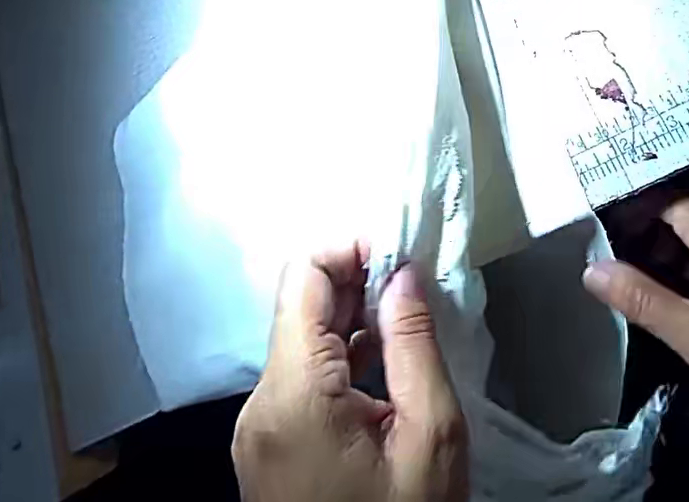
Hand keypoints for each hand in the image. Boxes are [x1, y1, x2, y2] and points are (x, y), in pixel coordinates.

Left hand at [233, 243, 468, 501]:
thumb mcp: (429, 439)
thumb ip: (414, 342)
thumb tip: (401, 269)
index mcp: (291, 393)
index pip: (301, 275)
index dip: (349, 248)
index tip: (398, 254)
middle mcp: (260, 400)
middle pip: (300, 303)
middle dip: (357, 279)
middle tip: (411, 286)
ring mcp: (259, 423)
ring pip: (303, 336)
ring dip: (353, 316)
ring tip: (406, 321)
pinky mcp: (270, 440)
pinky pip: (304, 372)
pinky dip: (342, 353)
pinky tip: (384, 360)